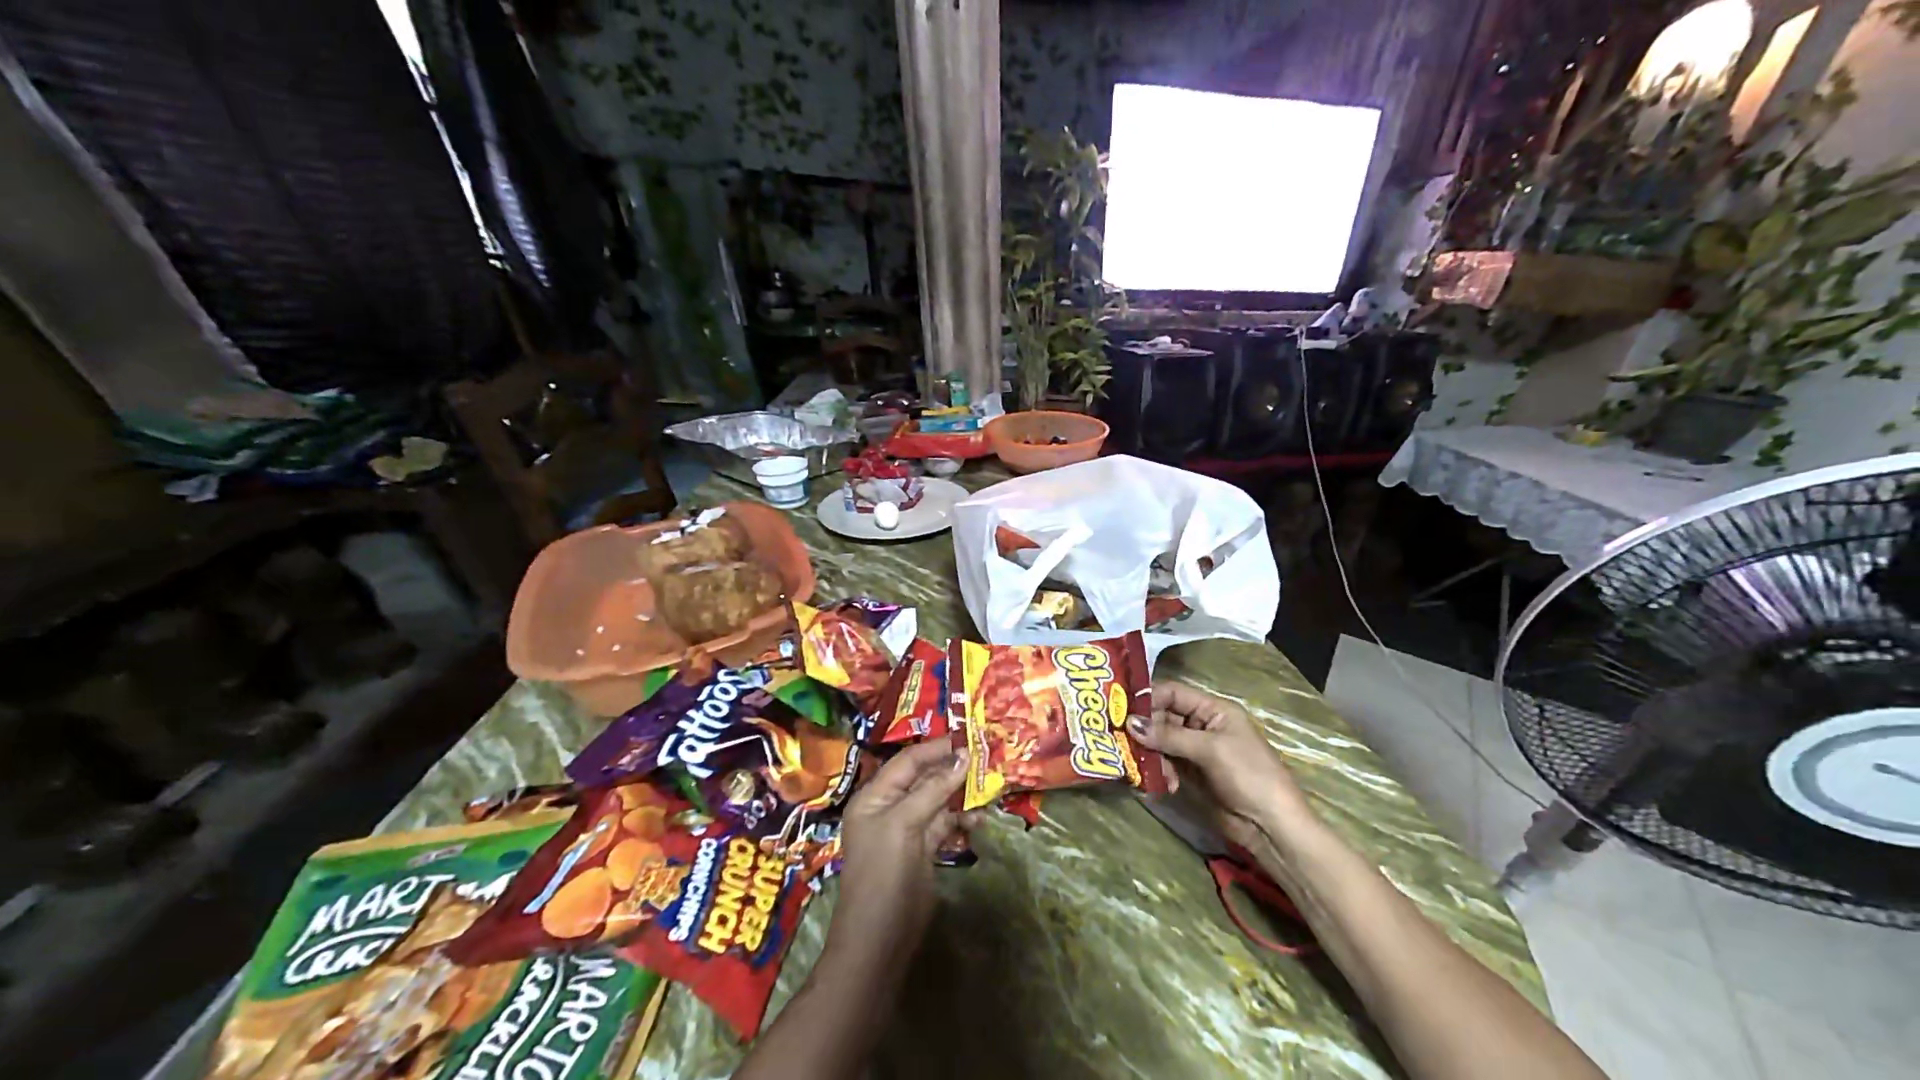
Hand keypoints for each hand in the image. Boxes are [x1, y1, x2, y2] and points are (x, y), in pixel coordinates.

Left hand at [832, 740, 968, 947]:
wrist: (879, 940)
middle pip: (925, 778)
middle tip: (988, 761)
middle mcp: (890, 807)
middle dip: (954, 770)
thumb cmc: (884, 875)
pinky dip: (962, 820)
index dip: (936, 749)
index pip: (908, 761)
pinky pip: (945, 824)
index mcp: (875, 796)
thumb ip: (933, 789)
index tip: (969, 739)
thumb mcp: (904, 825)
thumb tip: (964, 755)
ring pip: (938, 800)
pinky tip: (980, 821)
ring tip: (990, 791)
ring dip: (962, 795)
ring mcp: (908, 829)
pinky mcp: (924, 849)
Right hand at [1129, 681, 1313, 847]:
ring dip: (1152, 754)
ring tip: (1147, 768)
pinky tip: (1162, 784)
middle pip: (1163, 717)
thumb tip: (1129, 723)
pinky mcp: (1191, 774)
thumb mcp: (1210, 749)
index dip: (1148, 698)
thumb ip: (1169, 735)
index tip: (1121, 709)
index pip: (1173, 693)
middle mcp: (1202, 725)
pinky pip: (1165, 763)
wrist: (1271, 825)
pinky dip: (1159, 770)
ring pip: (1161, 742)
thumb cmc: (1248, 775)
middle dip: (1145, 728)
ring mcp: (1196, 751)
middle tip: (1123, 740)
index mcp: (1214, 710)